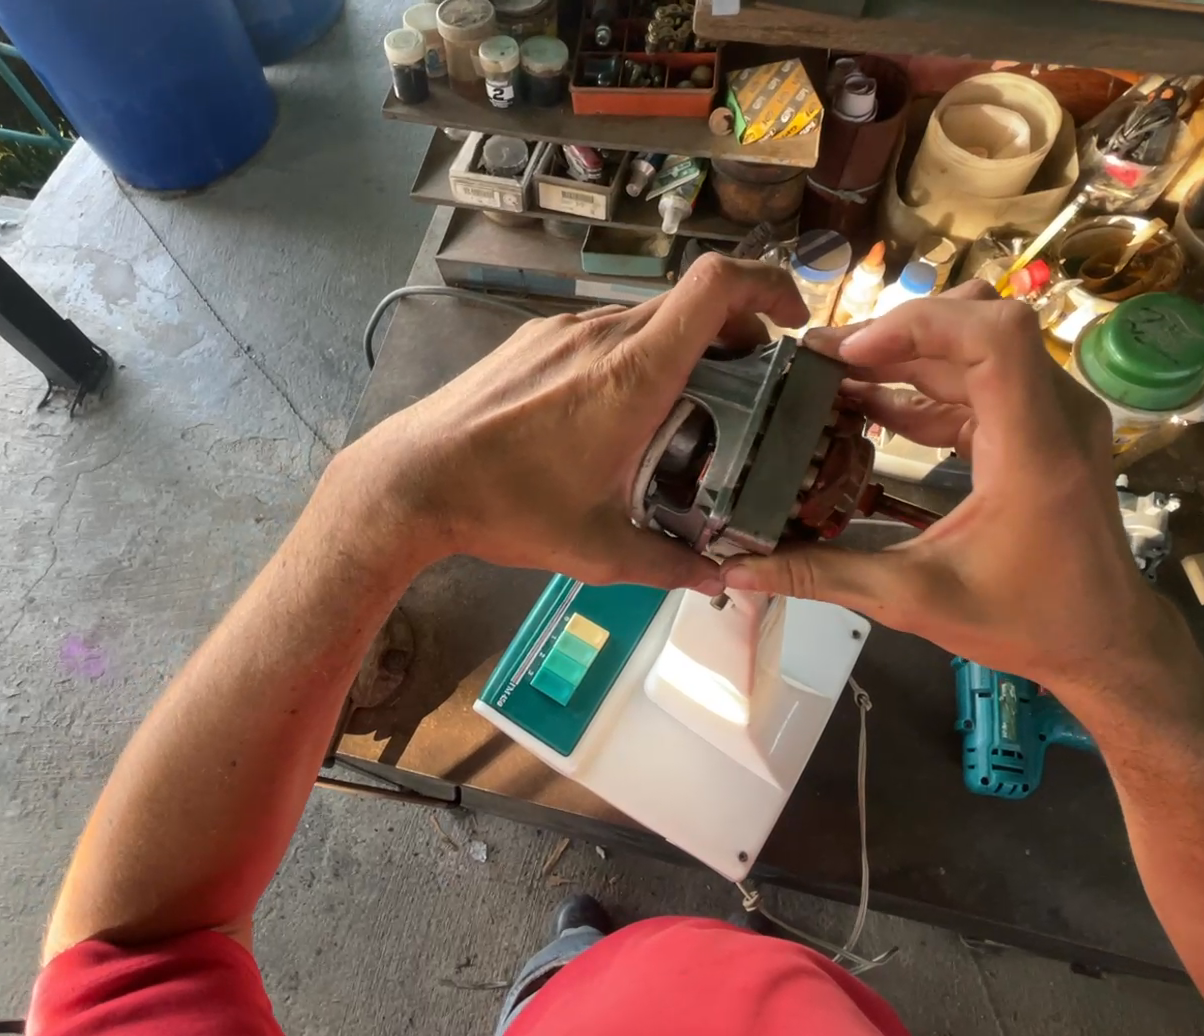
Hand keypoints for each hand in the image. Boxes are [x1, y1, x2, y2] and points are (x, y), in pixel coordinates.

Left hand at [333, 255, 809, 591]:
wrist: (412, 481)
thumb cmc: (507, 510)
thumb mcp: (596, 549)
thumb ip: (667, 565)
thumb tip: (716, 582)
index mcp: (633, 374)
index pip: (716, 287)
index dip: (768, 286)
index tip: (791, 323)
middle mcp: (601, 335)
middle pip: (688, 306)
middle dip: (733, 337)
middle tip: (746, 390)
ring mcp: (560, 331)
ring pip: (643, 319)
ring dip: (679, 349)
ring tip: (680, 407)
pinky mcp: (530, 340)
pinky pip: (600, 332)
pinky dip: (631, 355)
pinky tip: (611, 410)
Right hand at [721, 281, 1168, 694]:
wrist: (1102, 639)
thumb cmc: (1022, 621)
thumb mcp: (912, 599)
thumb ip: (821, 576)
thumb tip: (738, 569)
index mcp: (1034, 449)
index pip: (996, 338)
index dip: (919, 326)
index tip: (851, 353)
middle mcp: (1054, 415)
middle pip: (976, 332)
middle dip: (890, 337)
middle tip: (815, 357)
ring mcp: (1051, 417)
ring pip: (973, 351)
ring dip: (900, 357)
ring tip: (830, 374)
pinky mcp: (1037, 428)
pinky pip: (976, 384)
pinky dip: (919, 388)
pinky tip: (866, 405)